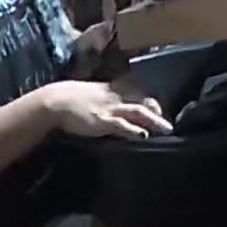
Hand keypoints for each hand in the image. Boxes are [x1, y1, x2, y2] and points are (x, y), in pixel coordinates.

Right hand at [35, 80, 171, 140]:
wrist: (58, 101)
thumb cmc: (70, 101)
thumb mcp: (90, 97)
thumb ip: (101, 102)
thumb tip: (106, 113)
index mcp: (113, 90)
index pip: (136, 94)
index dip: (149, 103)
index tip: (158, 112)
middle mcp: (116, 97)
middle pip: (142, 103)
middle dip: (157, 113)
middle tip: (168, 125)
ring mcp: (111, 109)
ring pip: (138, 112)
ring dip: (154, 121)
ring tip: (165, 129)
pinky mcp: (103, 120)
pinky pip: (122, 125)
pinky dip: (133, 130)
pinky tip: (143, 135)